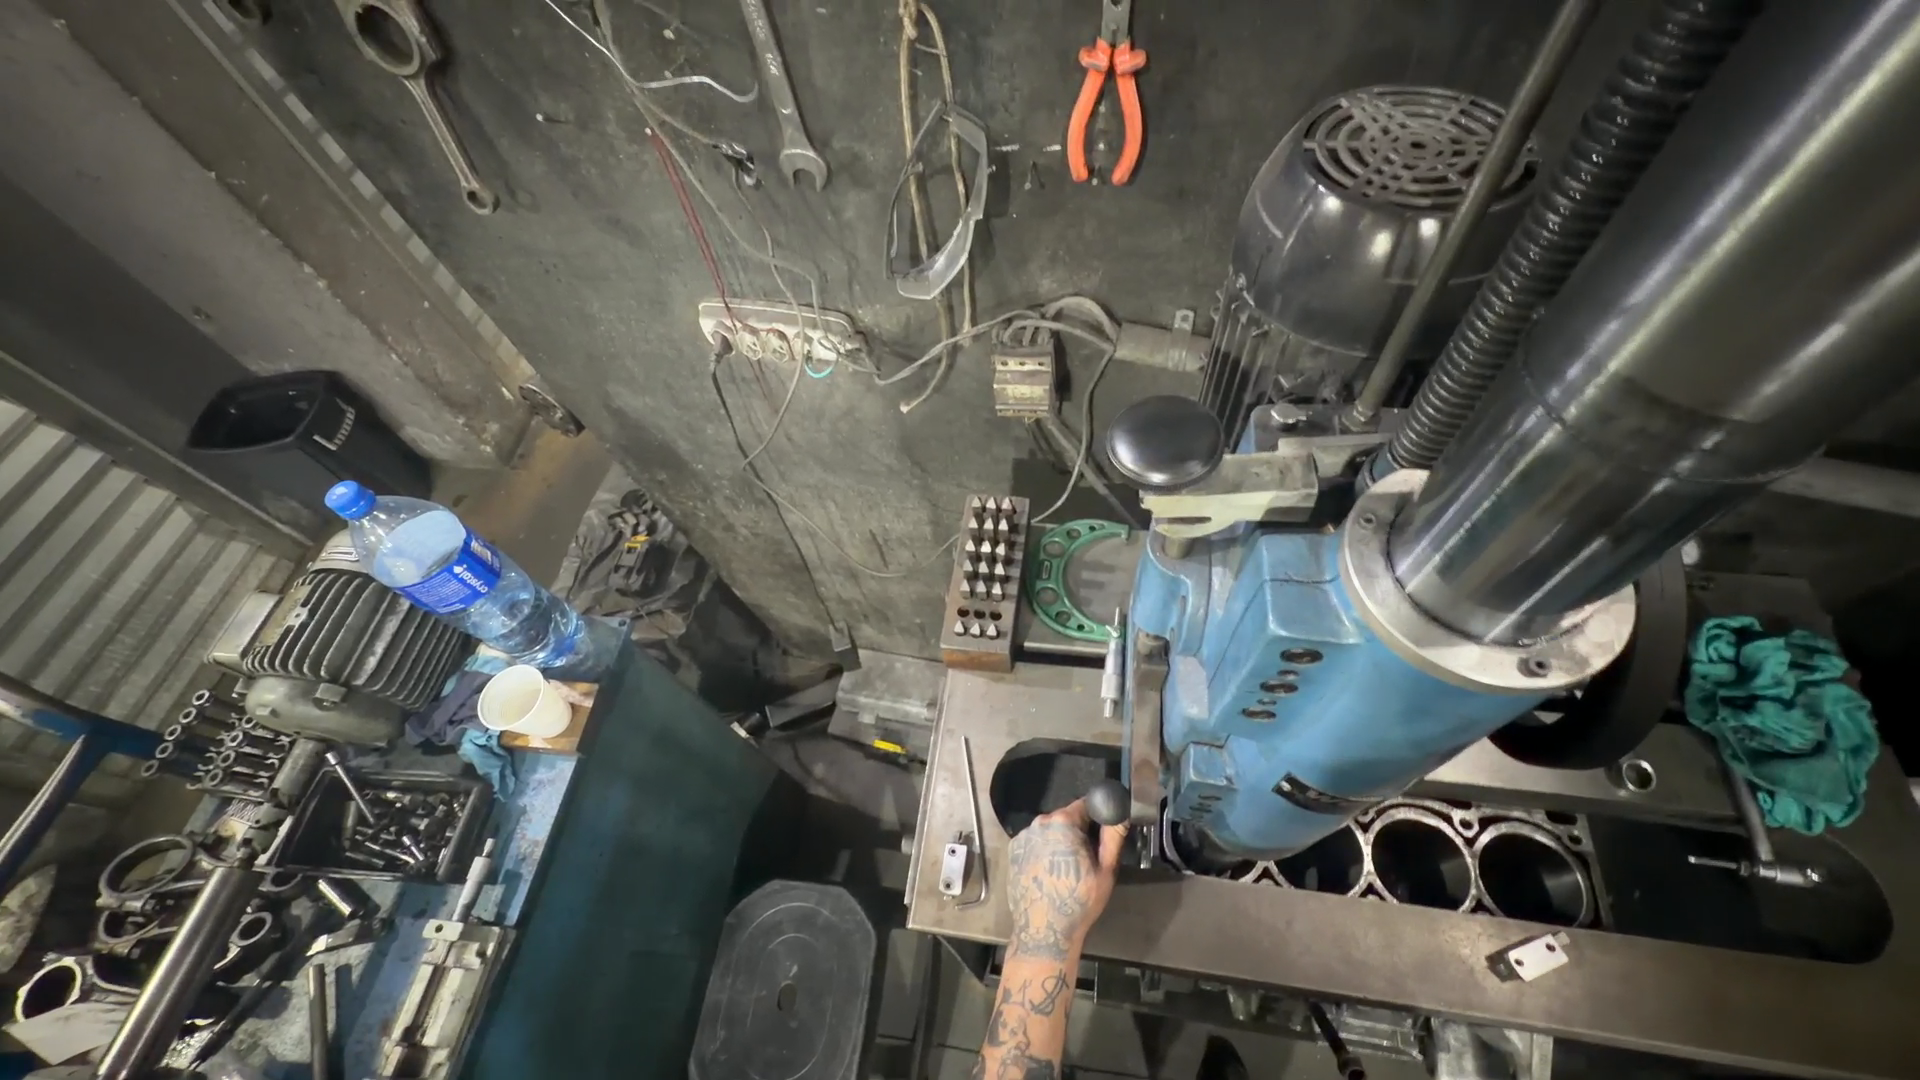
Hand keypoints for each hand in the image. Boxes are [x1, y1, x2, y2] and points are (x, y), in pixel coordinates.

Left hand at [1005, 798, 1127, 959]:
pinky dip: (1043, 850)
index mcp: (1062, 822)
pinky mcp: (1013, 851)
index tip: (1101, 833)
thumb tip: (1120, 813)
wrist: (1044, 930)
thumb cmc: (1078, 901)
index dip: (1096, 817)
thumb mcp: (1105, 871)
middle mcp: (1039, 823)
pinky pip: (1034, 842)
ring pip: (1048, 831)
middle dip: (1077, 831)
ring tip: (1067, 868)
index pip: (1084, 805)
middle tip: (1086, 856)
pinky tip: (1049, 872)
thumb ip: (1113, 837)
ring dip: (1058, 841)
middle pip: (1064, 818)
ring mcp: (1023, 837)